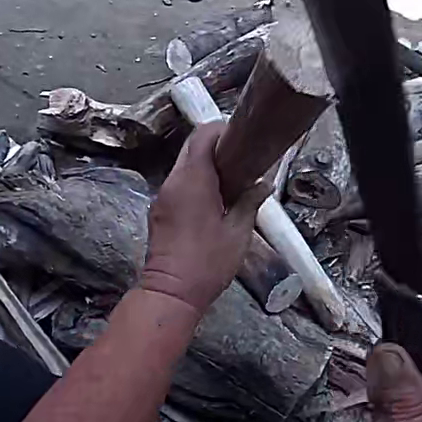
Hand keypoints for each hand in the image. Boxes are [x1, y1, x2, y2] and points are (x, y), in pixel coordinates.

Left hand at [138, 122, 266, 314]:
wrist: (171, 292)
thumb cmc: (208, 262)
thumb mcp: (238, 232)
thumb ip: (250, 202)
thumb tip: (264, 184)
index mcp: (192, 180)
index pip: (202, 136)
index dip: (221, 129)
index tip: (241, 137)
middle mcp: (172, 182)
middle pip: (191, 148)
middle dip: (214, 146)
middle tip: (240, 158)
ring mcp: (161, 197)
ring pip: (182, 166)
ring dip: (204, 165)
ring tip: (230, 178)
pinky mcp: (158, 211)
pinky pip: (176, 185)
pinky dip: (193, 182)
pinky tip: (212, 198)